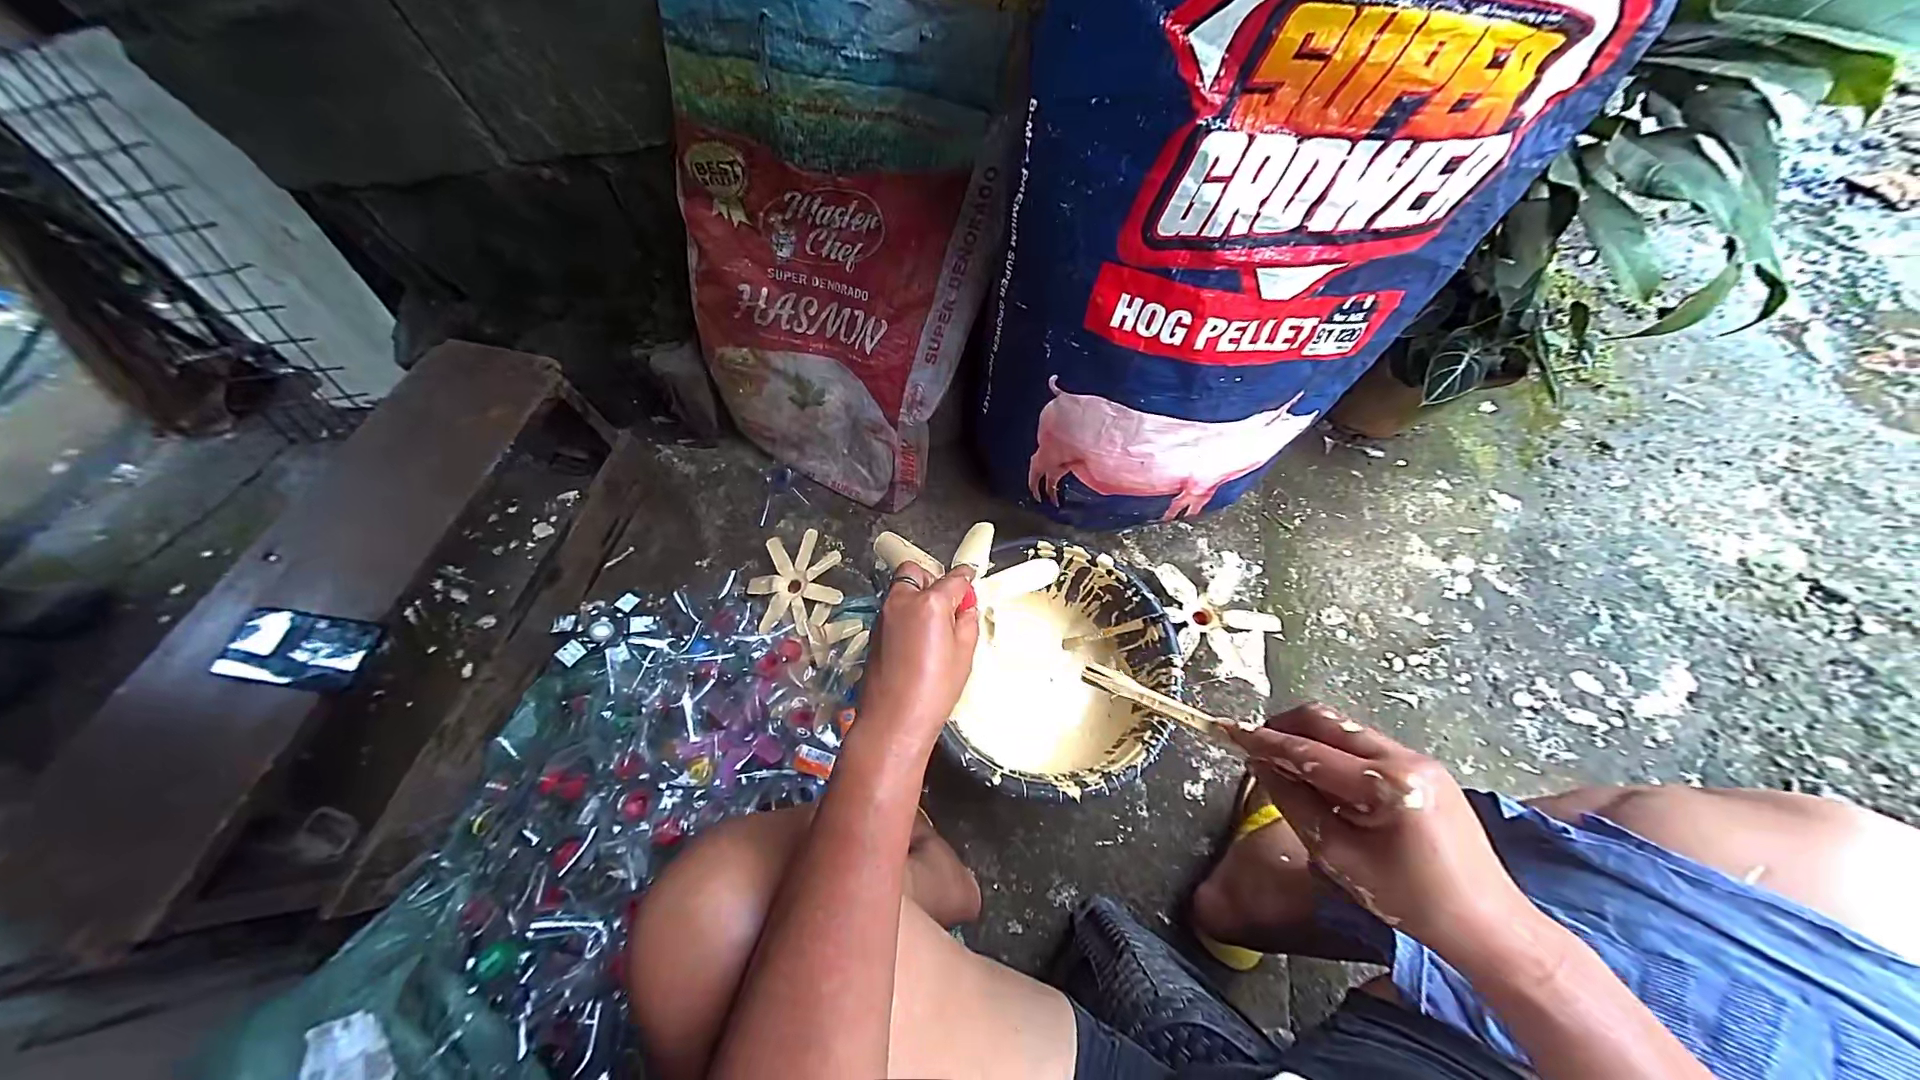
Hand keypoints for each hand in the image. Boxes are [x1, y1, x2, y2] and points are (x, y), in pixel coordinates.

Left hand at [856, 563, 979, 751]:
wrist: (893, 720)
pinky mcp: (875, 629)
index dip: (966, 580)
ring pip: (902, 589)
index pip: (954, 578)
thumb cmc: (929, 692)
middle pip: (918, 572)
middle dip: (934, 580)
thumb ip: (967, 621)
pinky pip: (894, 609)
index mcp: (929, 603)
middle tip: (951, 604)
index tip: (970, 580)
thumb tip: (965, 609)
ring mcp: (884, 614)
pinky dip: (907, 613)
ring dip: (919, 596)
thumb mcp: (964, 654)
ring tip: (936, 626)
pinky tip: (919, 639)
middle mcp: (902, 601)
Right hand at [1230, 704, 1536, 953]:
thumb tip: (1260, 765)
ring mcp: (1419, 760)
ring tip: (1285, 768)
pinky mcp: (1424, 769)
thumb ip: (1294, 803)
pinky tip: (1323, 782)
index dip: (1262, 740)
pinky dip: (1333, 754)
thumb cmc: (1411, 901)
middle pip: (1327, 722)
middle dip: (1284, 727)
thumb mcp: (1339, 857)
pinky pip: (1364, 747)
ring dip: (1309, 741)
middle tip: (1254, 745)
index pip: (1308, 752)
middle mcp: (1406, 759)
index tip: (1227, 730)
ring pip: (1344, 730)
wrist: (1488, 926)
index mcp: (1386, 784)